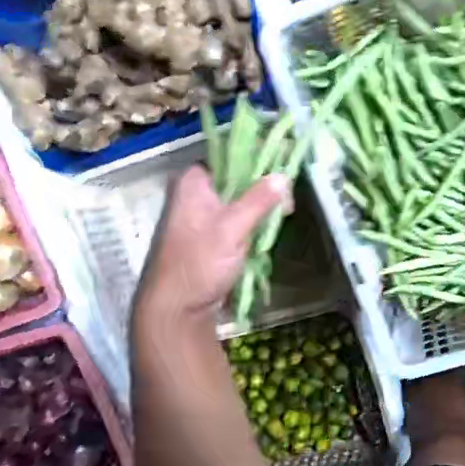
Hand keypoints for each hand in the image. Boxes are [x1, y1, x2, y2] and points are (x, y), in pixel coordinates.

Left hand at [135, 166, 289, 325]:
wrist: (178, 308)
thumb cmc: (199, 264)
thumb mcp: (232, 228)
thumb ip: (258, 200)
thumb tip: (284, 176)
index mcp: (193, 183)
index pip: (230, 157)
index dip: (258, 162)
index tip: (283, 174)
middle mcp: (195, 194)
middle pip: (238, 180)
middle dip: (264, 189)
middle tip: (286, 204)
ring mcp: (203, 217)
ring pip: (240, 202)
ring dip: (261, 210)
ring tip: (282, 216)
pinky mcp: (211, 238)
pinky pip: (238, 221)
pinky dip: (253, 225)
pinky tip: (267, 232)